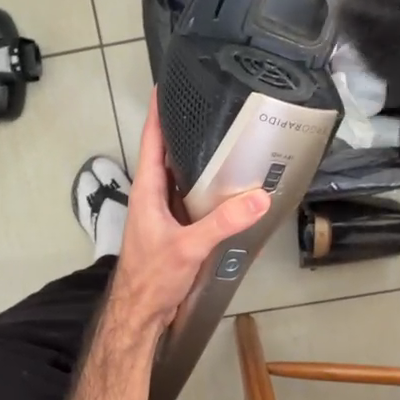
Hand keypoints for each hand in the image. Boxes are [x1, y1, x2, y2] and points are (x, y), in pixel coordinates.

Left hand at [108, 94, 270, 327]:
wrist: (140, 314)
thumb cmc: (152, 277)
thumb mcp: (189, 247)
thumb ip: (223, 223)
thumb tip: (259, 199)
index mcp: (147, 191)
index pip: (151, 141)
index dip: (158, 112)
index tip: (166, 86)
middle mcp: (152, 197)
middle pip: (167, 155)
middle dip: (184, 131)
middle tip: (210, 109)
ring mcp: (161, 214)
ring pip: (179, 178)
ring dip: (196, 161)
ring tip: (224, 141)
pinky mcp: (172, 230)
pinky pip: (188, 200)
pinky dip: (203, 190)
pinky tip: (224, 190)